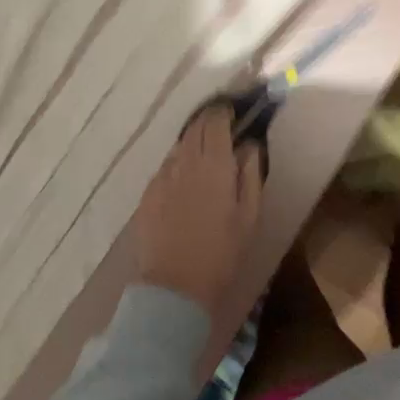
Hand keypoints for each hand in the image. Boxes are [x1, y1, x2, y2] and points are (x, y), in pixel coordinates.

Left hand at [134, 105, 264, 314]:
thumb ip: (251, 174)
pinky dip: (179, 164)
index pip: (215, 121)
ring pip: (180, 146)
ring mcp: (162, 176)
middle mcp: (185, 162)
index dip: (224, 111)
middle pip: (195, 127)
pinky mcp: (148, 193)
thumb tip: (250, 145)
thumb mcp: (249, 216)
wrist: (174, 287)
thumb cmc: (221, 253)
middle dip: (208, 121)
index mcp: (214, 164)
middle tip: (222, 127)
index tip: (233, 111)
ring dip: (193, 142)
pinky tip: (186, 181)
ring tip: (206, 155)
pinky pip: (166, 167)